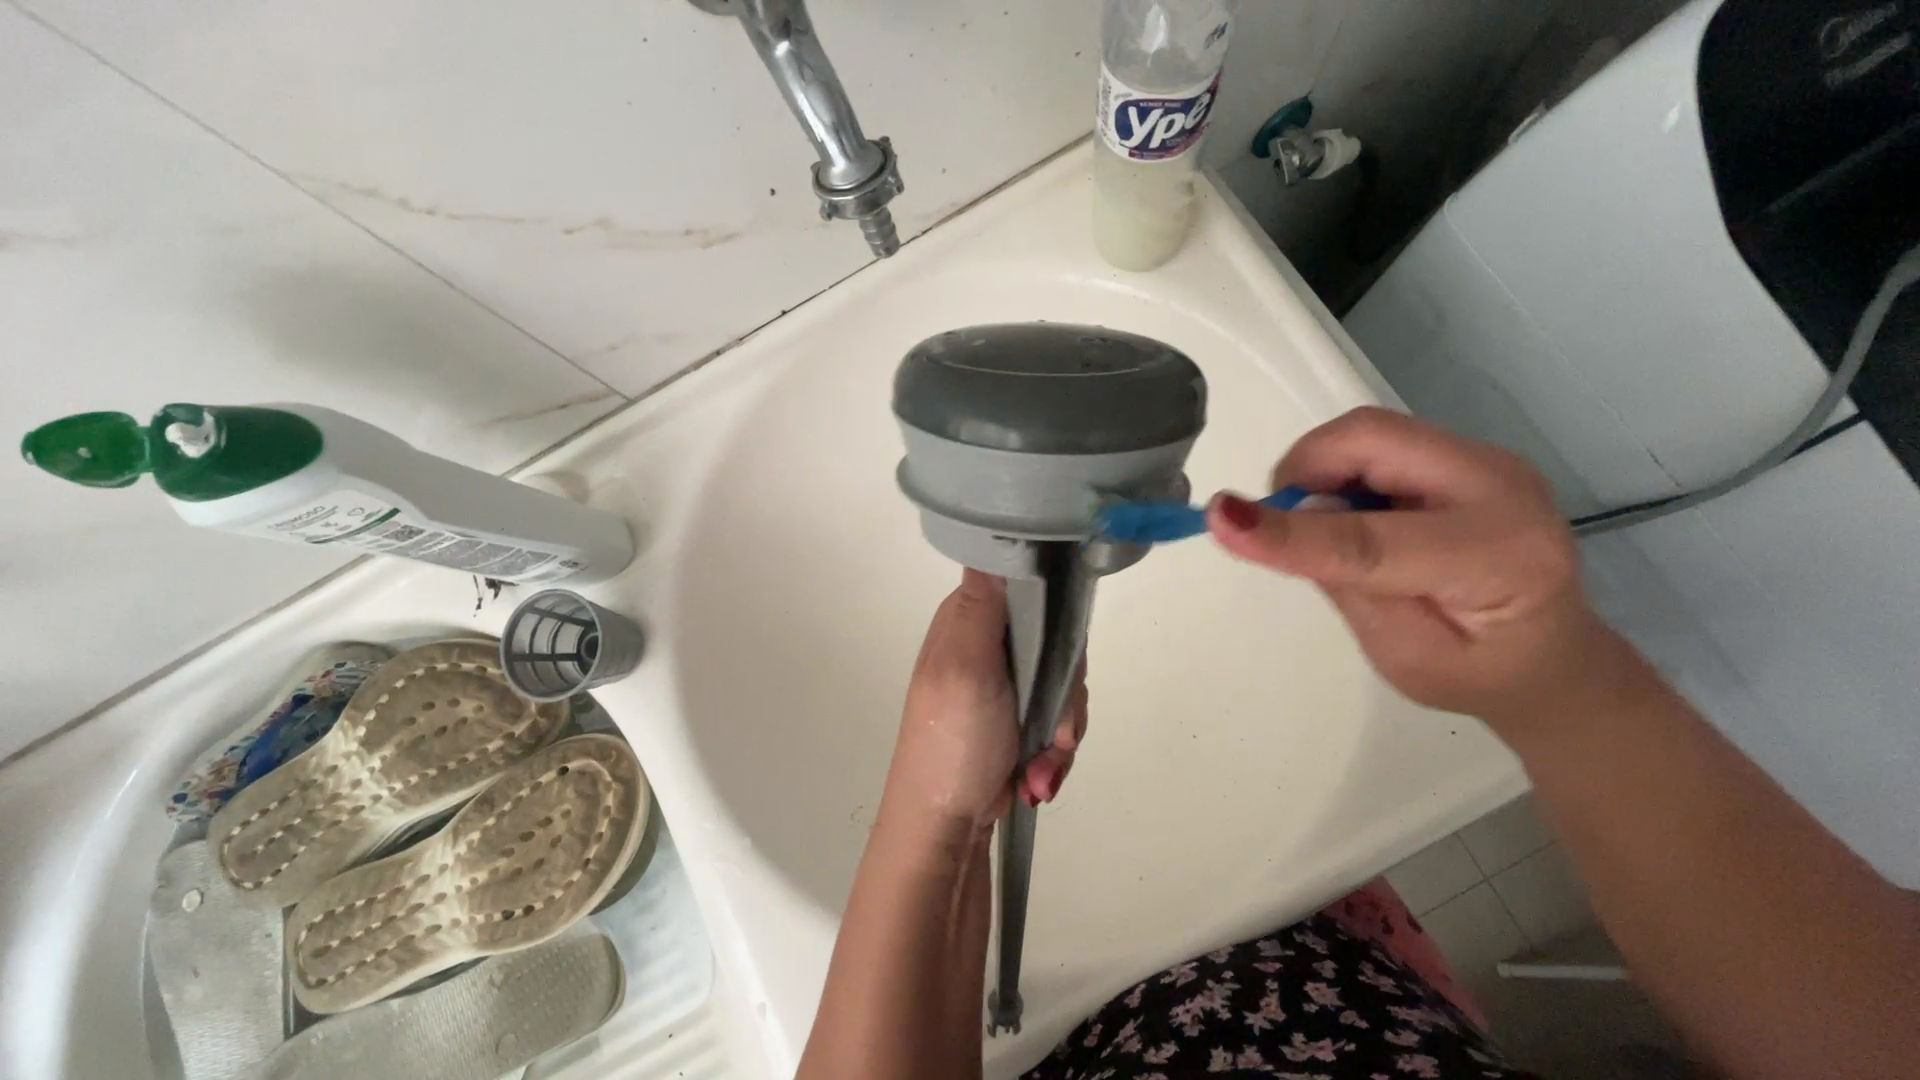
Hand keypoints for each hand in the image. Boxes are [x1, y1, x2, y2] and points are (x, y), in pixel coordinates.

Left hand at [883, 569, 1087, 837]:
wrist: (943, 830)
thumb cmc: (951, 743)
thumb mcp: (964, 667)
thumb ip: (983, 605)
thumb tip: (993, 535)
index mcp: (970, 619)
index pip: (1033, 587)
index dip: (1059, 620)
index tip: (1062, 661)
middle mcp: (989, 645)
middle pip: (1060, 643)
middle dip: (1065, 696)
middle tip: (1051, 731)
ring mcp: (1005, 687)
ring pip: (1066, 687)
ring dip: (1060, 734)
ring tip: (1038, 769)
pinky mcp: (1018, 722)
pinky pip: (1059, 722)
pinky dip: (1054, 755)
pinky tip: (1038, 779)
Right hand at [1205, 407, 1610, 729]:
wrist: (1549, 656)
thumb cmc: (1476, 673)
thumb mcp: (1404, 656)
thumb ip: (1349, 585)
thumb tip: (1276, 521)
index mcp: (1498, 558)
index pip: (1372, 539)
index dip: (1292, 529)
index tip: (1220, 518)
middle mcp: (1501, 486)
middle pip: (1372, 438)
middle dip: (1305, 470)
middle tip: (1279, 521)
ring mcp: (1486, 460)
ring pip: (1369, 432)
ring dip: (1322, 472)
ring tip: (1324, 530)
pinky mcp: (1465, 454)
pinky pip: (1379, 442)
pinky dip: (1342, 472)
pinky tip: (1355, 517)